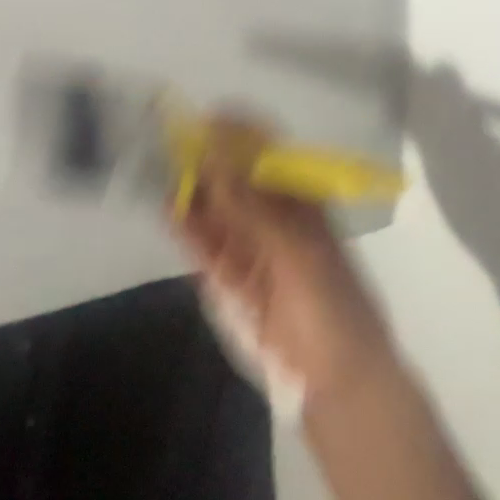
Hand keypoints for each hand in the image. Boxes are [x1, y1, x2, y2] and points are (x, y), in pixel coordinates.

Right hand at [172, 116, 398, 400]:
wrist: (340, 380)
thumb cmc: (330, 307)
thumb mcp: (295, 251)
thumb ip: (251, 204)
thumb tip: (216, 150)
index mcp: (300, 202)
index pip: (267, 153)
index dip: (237, 131)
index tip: (204, 119)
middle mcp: (274, 216)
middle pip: (233, 176)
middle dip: (204, 158)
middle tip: (167, 142)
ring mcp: (252, 246)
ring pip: (215, 207)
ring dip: (190, 189)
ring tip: (158, 170)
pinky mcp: (232, 276)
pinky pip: (205, 242)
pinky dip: (186, 225)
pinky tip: (167, 207)